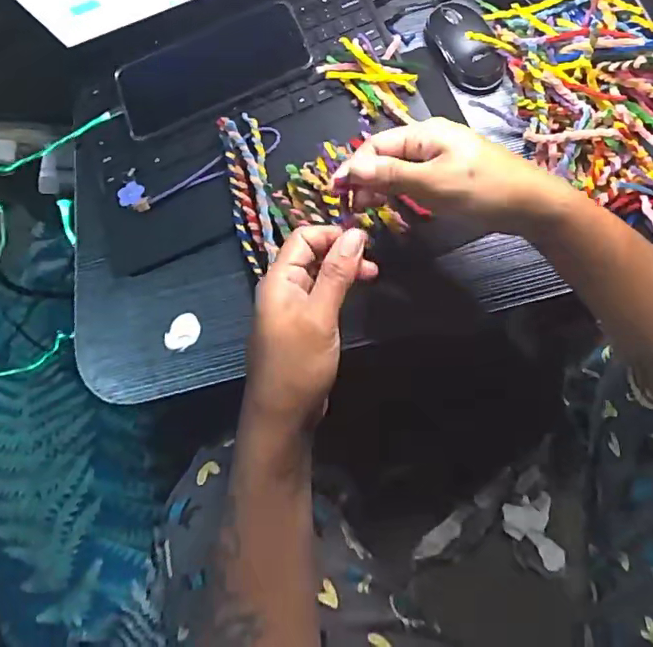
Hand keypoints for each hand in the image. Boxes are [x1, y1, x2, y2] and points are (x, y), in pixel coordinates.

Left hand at [244, 225, 376, 432]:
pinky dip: (339, 287)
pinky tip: (357, 291)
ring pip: (318, 272)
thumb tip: (356, 234)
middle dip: (341, 250)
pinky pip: (320, 292)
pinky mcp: (301, 322)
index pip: (303, 237)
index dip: (332, 233)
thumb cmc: (298, 364)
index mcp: (279, 279)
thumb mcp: (321, 316)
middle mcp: (282, 287)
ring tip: (372, 275)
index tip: (364, 242)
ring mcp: (291, 306)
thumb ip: (336, 274)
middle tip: (373, 262)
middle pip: (311, 252)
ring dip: (343, 268)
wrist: (282, 418)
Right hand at [334, 118, 576, 235]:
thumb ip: (390, 175)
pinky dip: (400, 190)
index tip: (336, 191)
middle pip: (385, 154)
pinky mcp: (450, 173)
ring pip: (399, 167)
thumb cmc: (482, 190)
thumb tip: (351, 168)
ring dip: (381, 186)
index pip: (376, 144)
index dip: (353, 167)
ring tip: (367, 208)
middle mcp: (430, 138)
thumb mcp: (432, 184)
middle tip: (350, 206)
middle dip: (365, 177)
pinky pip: (415, 177)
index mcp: (425, 132)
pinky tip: (394, 205)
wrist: (533, 205)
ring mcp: (441, 155)